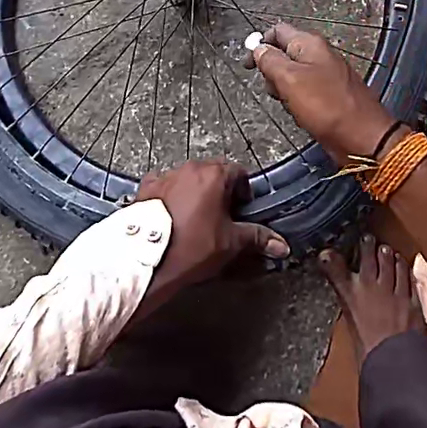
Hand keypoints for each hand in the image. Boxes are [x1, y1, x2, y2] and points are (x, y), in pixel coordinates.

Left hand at [134, 160, 288, 316]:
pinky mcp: (147, 188)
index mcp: (213, 176)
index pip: (238, 172)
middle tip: (224, 213)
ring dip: (195, 191)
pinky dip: (172, 195)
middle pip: (212, 172)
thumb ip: (257, 238)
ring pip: (188, 178)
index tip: (243, 206)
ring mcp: (166, 176)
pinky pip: (165, 186)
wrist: (149, 257)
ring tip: (198, 217)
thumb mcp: (230, 242)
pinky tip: (174, 215)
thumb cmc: (190, 246)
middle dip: (220, 189)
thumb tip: (279, 244)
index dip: (244, 190)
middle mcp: (188, 170)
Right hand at [251, 23, 394, 163]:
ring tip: (290, 104)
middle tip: (275, 88)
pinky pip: (302, 93)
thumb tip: (258, 48)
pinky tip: (301, 114)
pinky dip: (296, 102)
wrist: (361, 138)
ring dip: (282, 90)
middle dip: (271, 72)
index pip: (277, 31)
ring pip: (290, 76)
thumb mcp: (289, 78)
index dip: (260, 44)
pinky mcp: (328, 95)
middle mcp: (318, 56)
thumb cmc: (326, 106)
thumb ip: (269, 60)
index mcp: (310, 44)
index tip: (249, 65)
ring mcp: (324, 76)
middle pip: (282, 54)